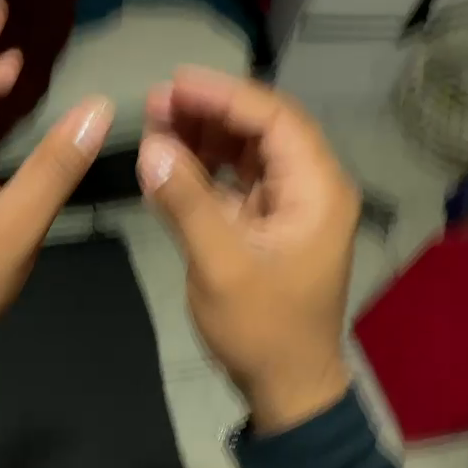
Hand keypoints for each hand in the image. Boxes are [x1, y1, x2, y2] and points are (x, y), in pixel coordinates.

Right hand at [137, 67, 358, 432]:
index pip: (274, 120)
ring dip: (204, 135)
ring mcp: (288, 207)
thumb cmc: (261, 328)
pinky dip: (204, 168)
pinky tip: (170, 160)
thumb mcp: (220, 265)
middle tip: (156, 101)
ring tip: (156, 122)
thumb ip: (186, 203)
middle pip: (262, 129)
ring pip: (248, 152)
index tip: (174, 83)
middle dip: (209, 111)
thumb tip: (150, 148)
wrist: (285, 384)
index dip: (223, 95)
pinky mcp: (266, 225)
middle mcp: (309, 188)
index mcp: (316, 191)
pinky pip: (236, 182)